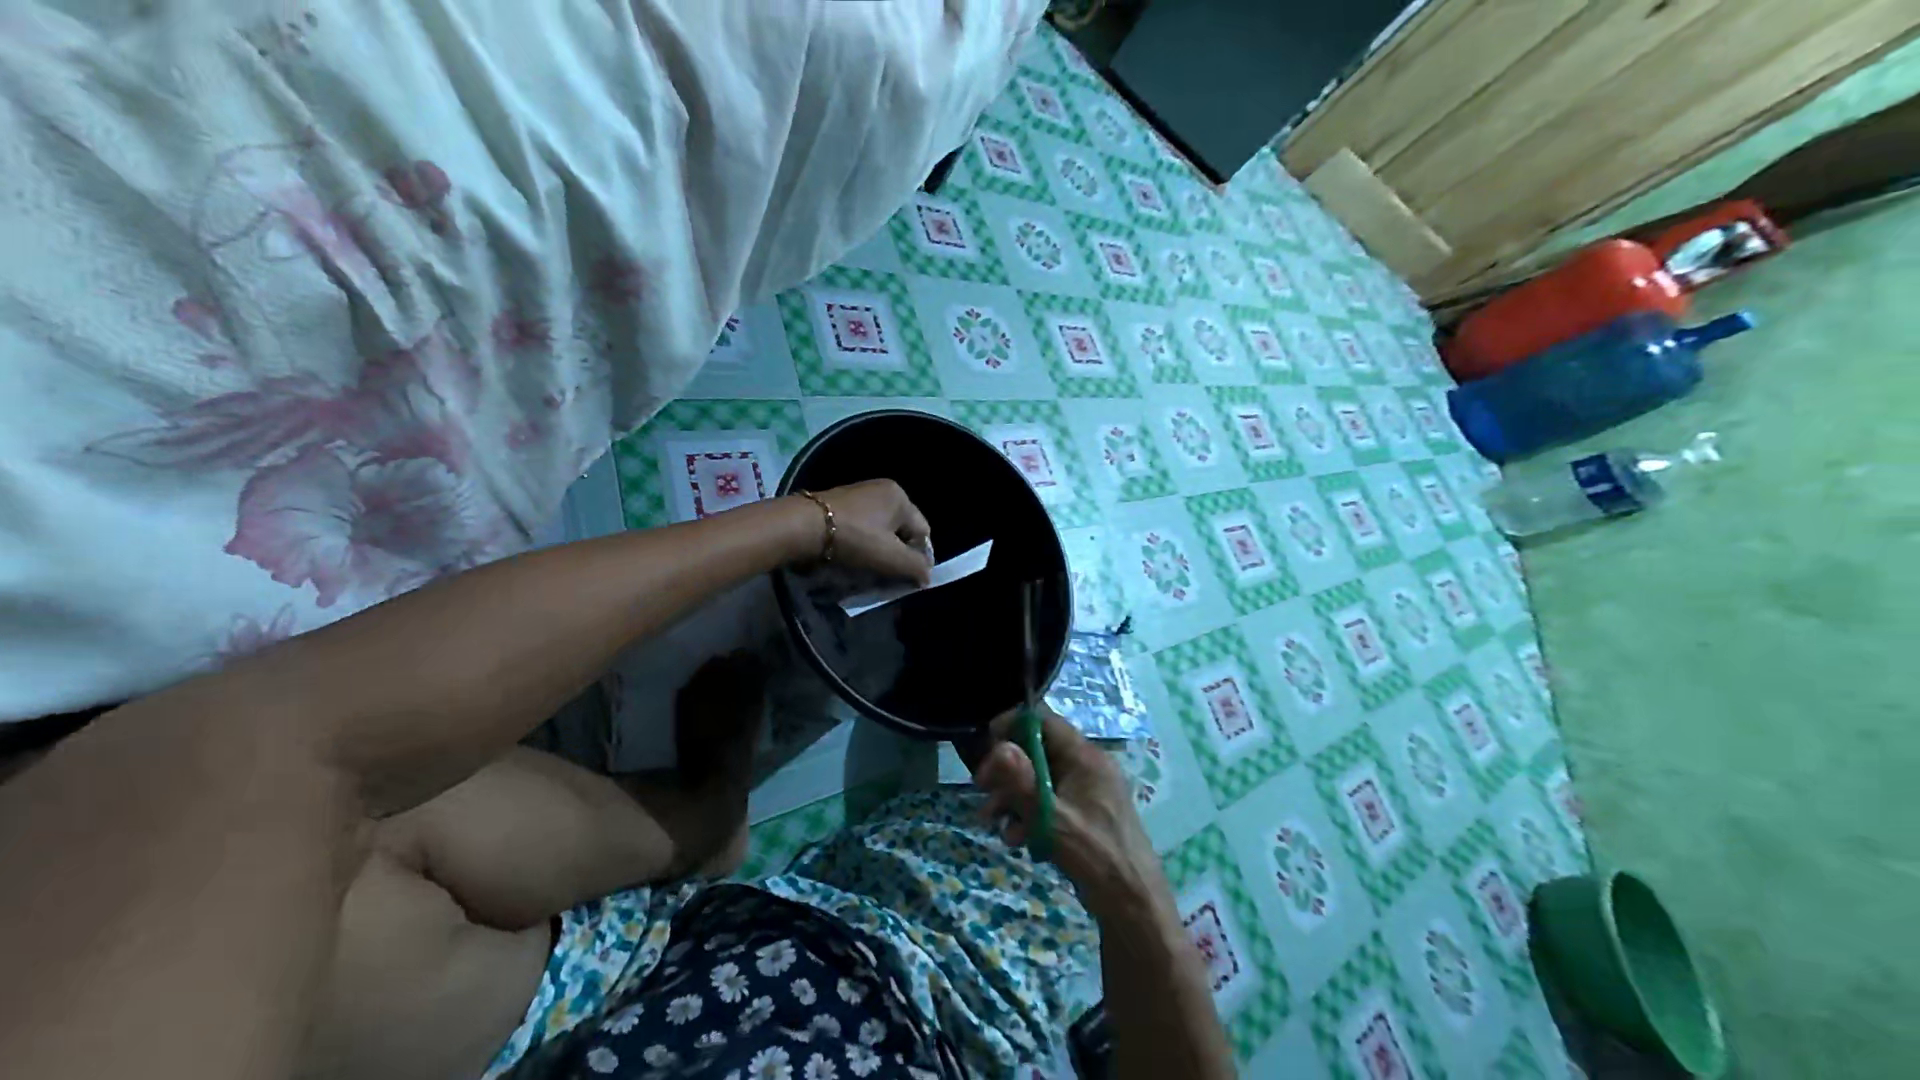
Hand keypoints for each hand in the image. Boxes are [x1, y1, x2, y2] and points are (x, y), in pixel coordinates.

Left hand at [795, 480, 932, 585]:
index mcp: (900, 497)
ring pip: (880, 530)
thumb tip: (926, 576)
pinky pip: (860, 527)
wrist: (802, 527)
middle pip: (900, 531)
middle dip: (897, 554)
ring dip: (877, 551)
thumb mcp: (891, 558)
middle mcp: (882, 489)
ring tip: (866, 569)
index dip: (919, 558)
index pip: (923, 532)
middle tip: (886, 575)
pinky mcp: (838, 503)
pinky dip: (860, 543)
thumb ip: (916, 568)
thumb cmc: (855, 540)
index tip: (907, 577)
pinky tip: (850, 556)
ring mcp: (858, 494)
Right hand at [972, 706, 1171, 916]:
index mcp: (1085, 757)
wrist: (1134, 905)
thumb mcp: (1052, 819)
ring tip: (994, 824)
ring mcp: (1087, 791)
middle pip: (1037, 751)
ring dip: (1014, 798)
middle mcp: (1087, 766)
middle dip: (1007, 772)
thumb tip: (998, 747)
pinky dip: (1031, 815)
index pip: (1043, 721)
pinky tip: (1019, 840)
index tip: (987, 746)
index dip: (1012, 726)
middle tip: (983, 792)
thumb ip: (1022, 782)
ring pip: (1040, 780)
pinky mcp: (1084, 815)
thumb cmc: (1095, 856)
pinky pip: (1050, 802)